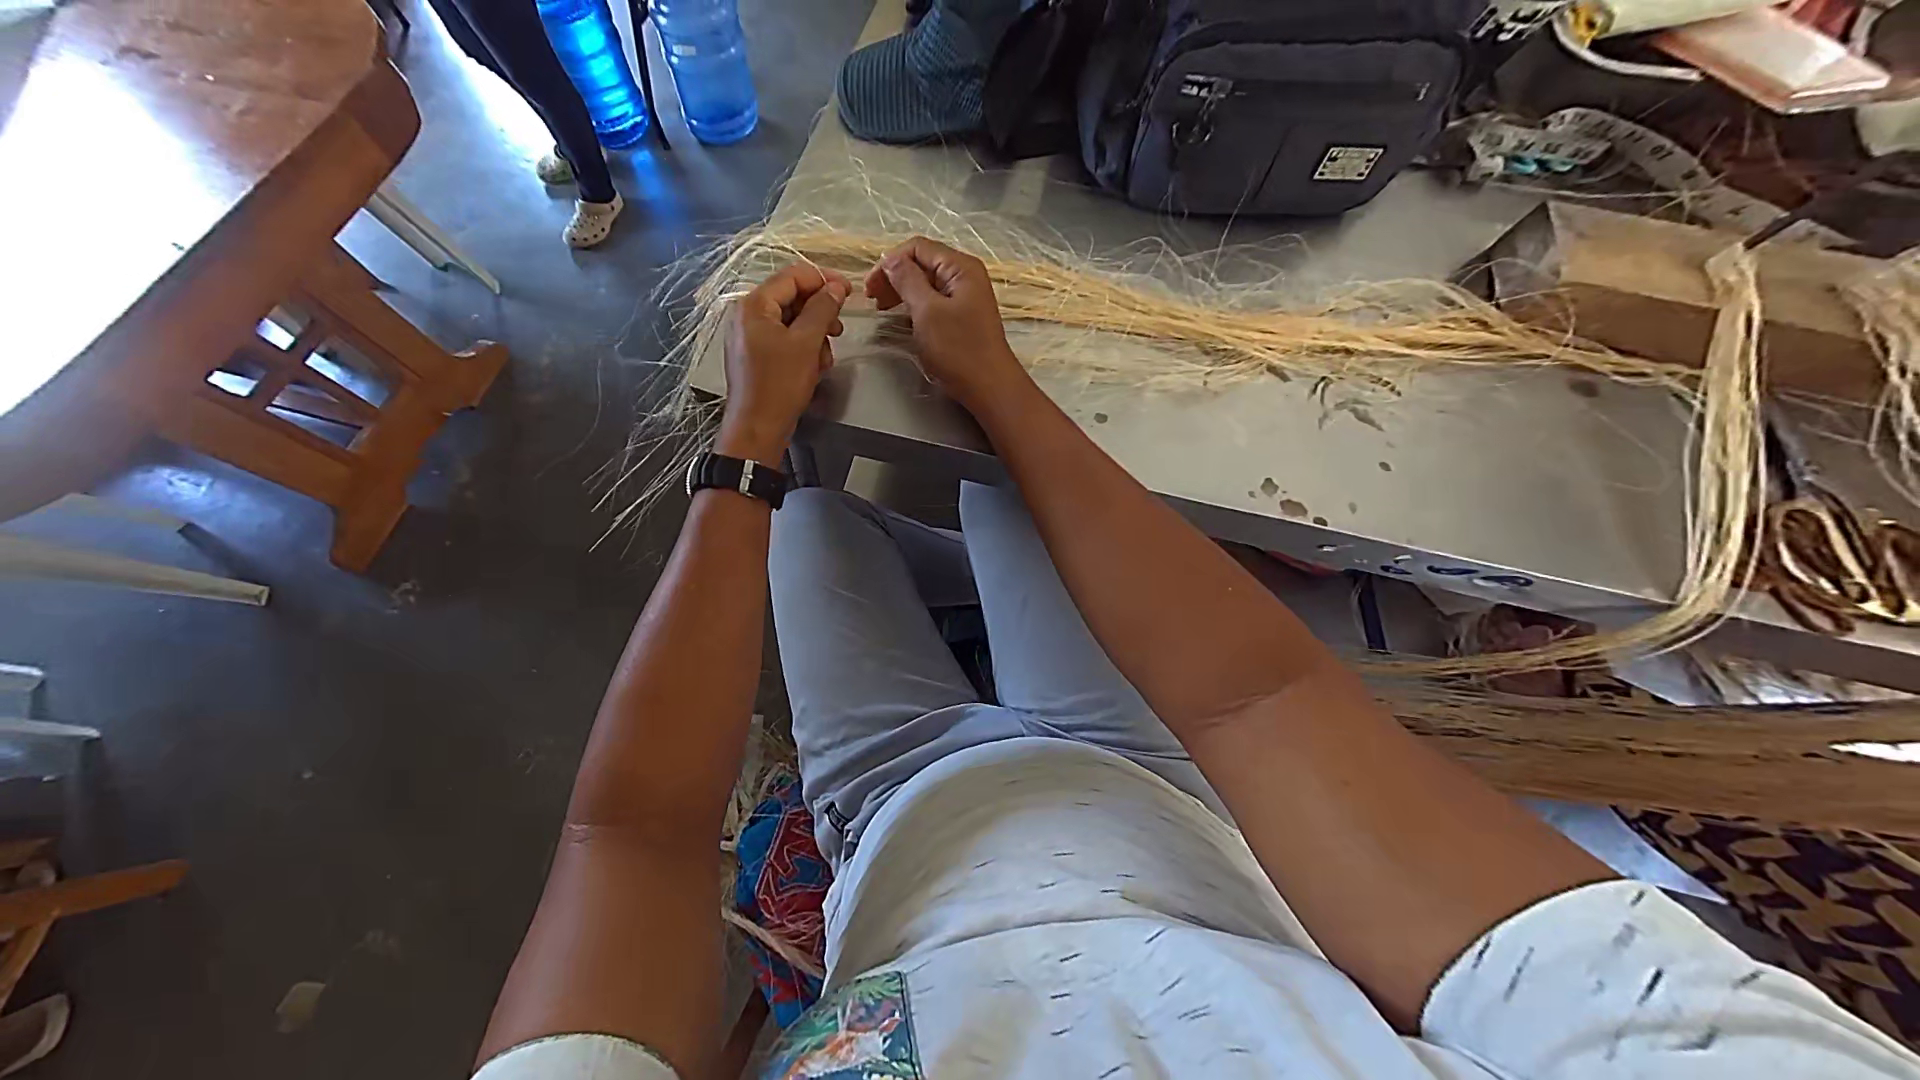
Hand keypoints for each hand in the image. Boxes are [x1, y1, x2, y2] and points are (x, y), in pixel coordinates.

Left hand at [719, 262, 849, 465]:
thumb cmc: (779, 386)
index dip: (824, 280)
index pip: (793, 276)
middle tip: (838, 329)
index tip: (848, 291)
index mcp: (754, 305)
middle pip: (792, 298)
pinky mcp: (757, 355)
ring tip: (825, 356)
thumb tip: (835, 288)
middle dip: (820, 313)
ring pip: (791, 321)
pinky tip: (814, 367)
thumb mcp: (807, 343)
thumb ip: (822, 309)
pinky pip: (785, 340)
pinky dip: (803, 348)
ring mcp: (750, 336)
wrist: (758, 427)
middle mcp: (748, 316)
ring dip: (815, 335)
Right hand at [864, 236, 1029, 409]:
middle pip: (922, 263)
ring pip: (926, 283)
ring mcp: (965, 297)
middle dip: (894, 277)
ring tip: (883, 310)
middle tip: (872, 300)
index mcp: (960, 267)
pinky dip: (915, 306)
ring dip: (902, 292)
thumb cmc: (958, 349)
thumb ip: (907, 280)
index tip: (870, 288)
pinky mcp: (962, 316)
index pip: (917, 247)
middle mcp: (965, 276)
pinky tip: (902, 320)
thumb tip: (889, 259)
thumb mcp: (927, 311)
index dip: (890, 262)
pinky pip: (933, 301)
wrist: (988, 386)